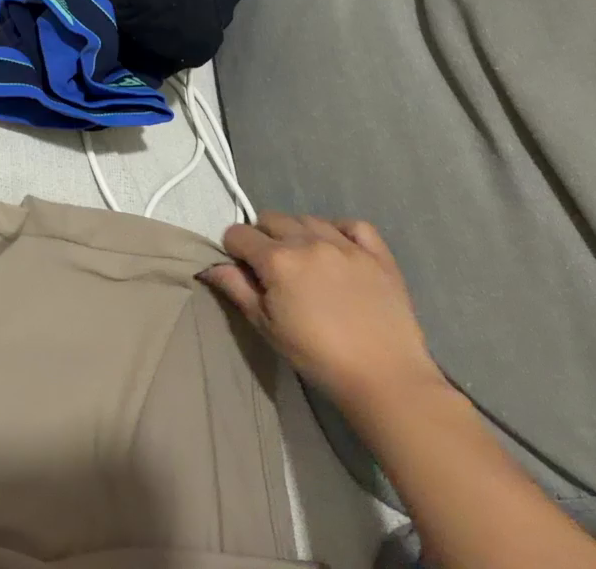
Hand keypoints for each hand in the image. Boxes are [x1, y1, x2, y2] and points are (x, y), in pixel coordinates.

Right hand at [200, 213, 446, 413]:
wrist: (384, 377)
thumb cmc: (316, 355)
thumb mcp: (265, 325)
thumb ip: (235, 288)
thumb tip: (210, 265)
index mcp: (278, 260)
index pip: (237, 233)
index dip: (232, 250)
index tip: (241, 271)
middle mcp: (310, 242)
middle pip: (271, 219)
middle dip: (261, 237)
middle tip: (270, 268)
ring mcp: (347, 246)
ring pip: (308, 219)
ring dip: (296, 233)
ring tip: (303, 261)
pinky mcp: (379, 256)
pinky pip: (353, 225)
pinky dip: (339, 230)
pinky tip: (336, 248)